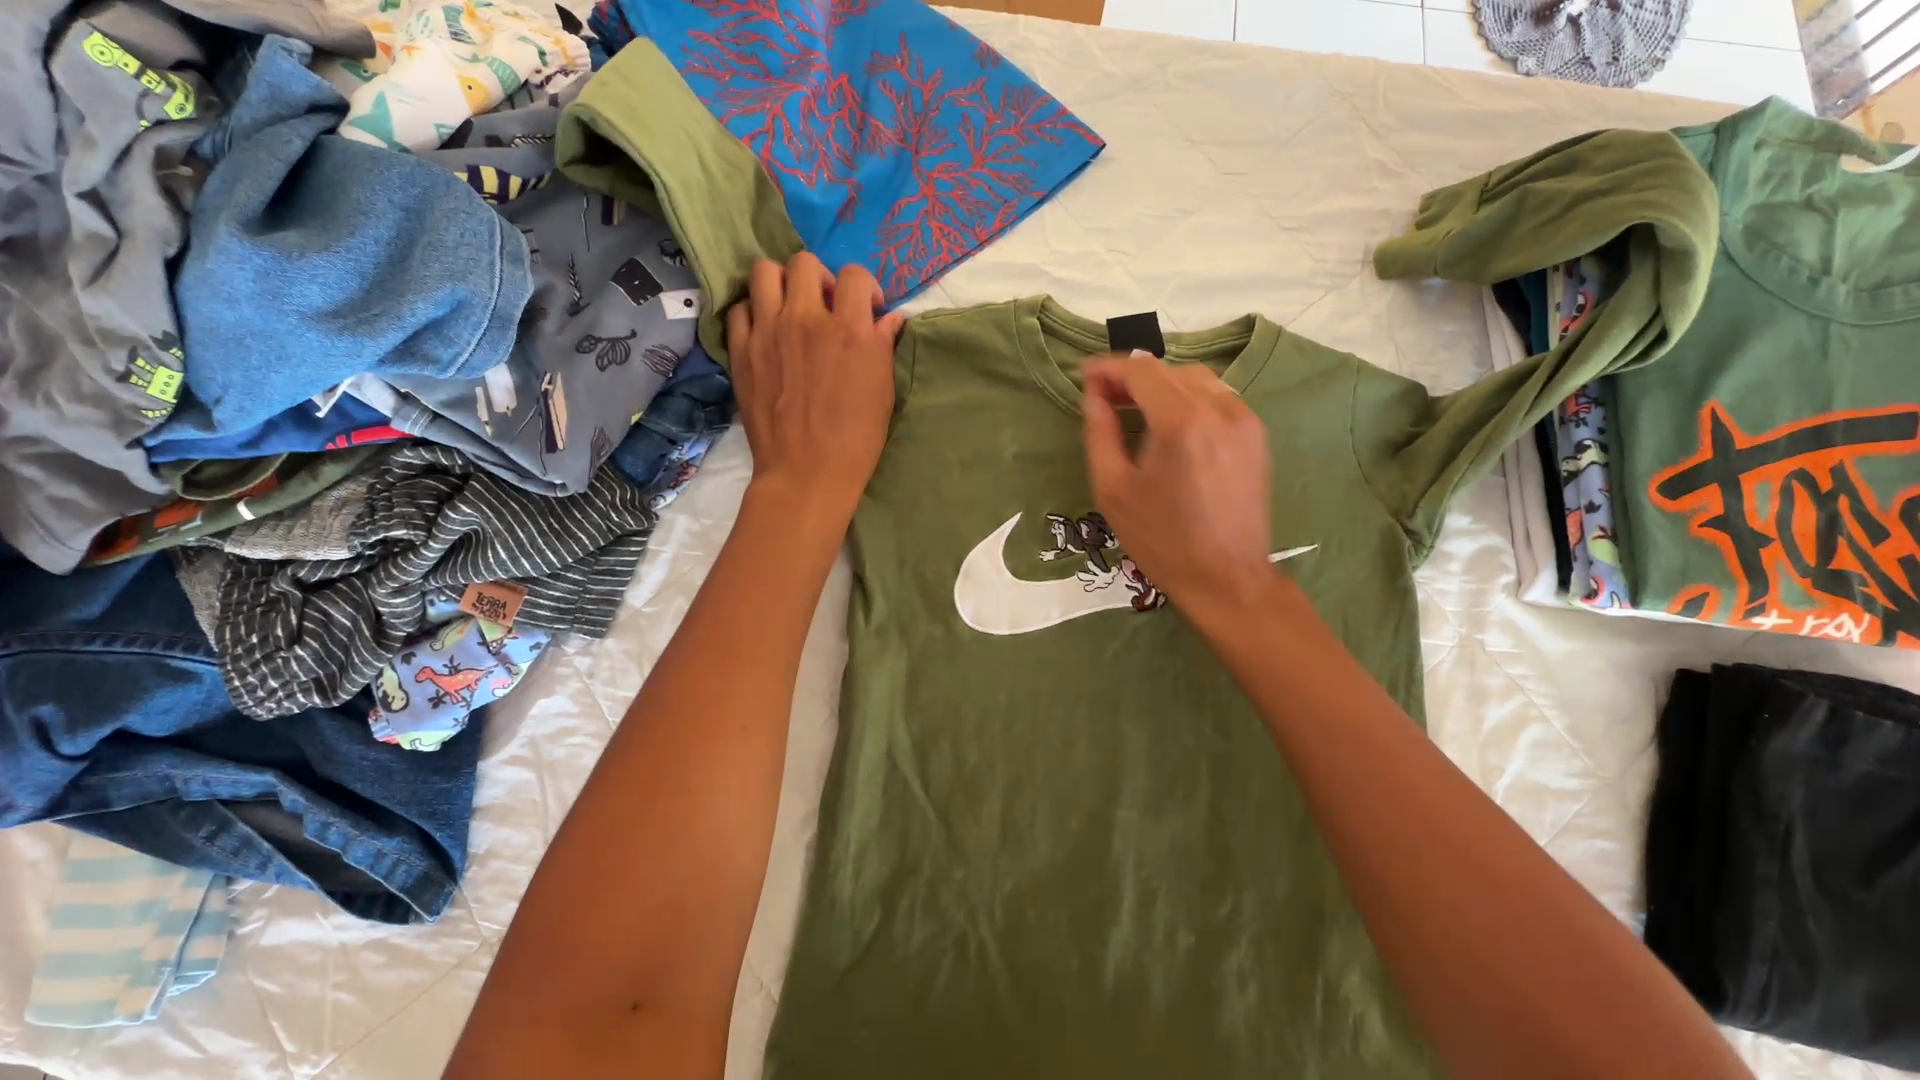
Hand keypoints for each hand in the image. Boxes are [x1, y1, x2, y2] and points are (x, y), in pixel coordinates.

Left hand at [725, 253, 904, 512]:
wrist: (806, 472)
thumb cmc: (856, 438)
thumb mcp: (882, 390)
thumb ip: (883, 345)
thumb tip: (888, 319)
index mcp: (848, 329)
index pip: (855, 275)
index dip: (864, 287)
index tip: (867, 309)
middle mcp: (805, 319)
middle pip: (804, 263)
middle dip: (820, 277)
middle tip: (825, 305)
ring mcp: (768, 332)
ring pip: (764, 272)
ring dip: (781, 283)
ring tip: (789, 307)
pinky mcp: (741, 350)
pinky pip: (740, 308)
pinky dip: (753, 311)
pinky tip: (765, 330)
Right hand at [1082, 353, 1275, 614]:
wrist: (1226, 578)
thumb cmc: (1162, 540)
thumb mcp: (1114, 490)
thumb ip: (1100, 433)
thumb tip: (1095, 396)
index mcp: (1182, 422)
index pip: (1142, 371)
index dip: (1110, 368)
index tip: (1086, 377)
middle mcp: (1220, 410)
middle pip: (1170, 371)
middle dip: (1134, 377)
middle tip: (1105, 397)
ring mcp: (1245, 421)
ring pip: (1197, 380)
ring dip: (1163, 386)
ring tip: (1136, 409)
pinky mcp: (1257, 436)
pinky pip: (1218, 399)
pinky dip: (1189, 400)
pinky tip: (1171, 425)